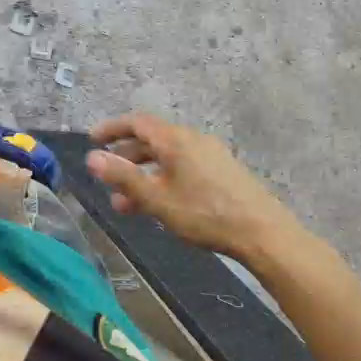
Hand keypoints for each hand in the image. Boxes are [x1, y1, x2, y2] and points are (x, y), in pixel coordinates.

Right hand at [86, 113, 303, 261]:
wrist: (268, 238)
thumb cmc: (206, 214)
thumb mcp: (157, 199)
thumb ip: (123, 177)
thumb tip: (91, 158)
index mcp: (174, 139)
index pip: (136, 122)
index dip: (112, 128)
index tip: (94, 140)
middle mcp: (193, 140)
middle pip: (152, 140)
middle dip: (127, 159)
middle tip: (110, 178)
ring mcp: (213, 156)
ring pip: (169, 158)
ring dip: (146, 175)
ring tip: (131, 204)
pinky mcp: (227, 174)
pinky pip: (186, 167)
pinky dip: (166, 179)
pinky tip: (164, 204)